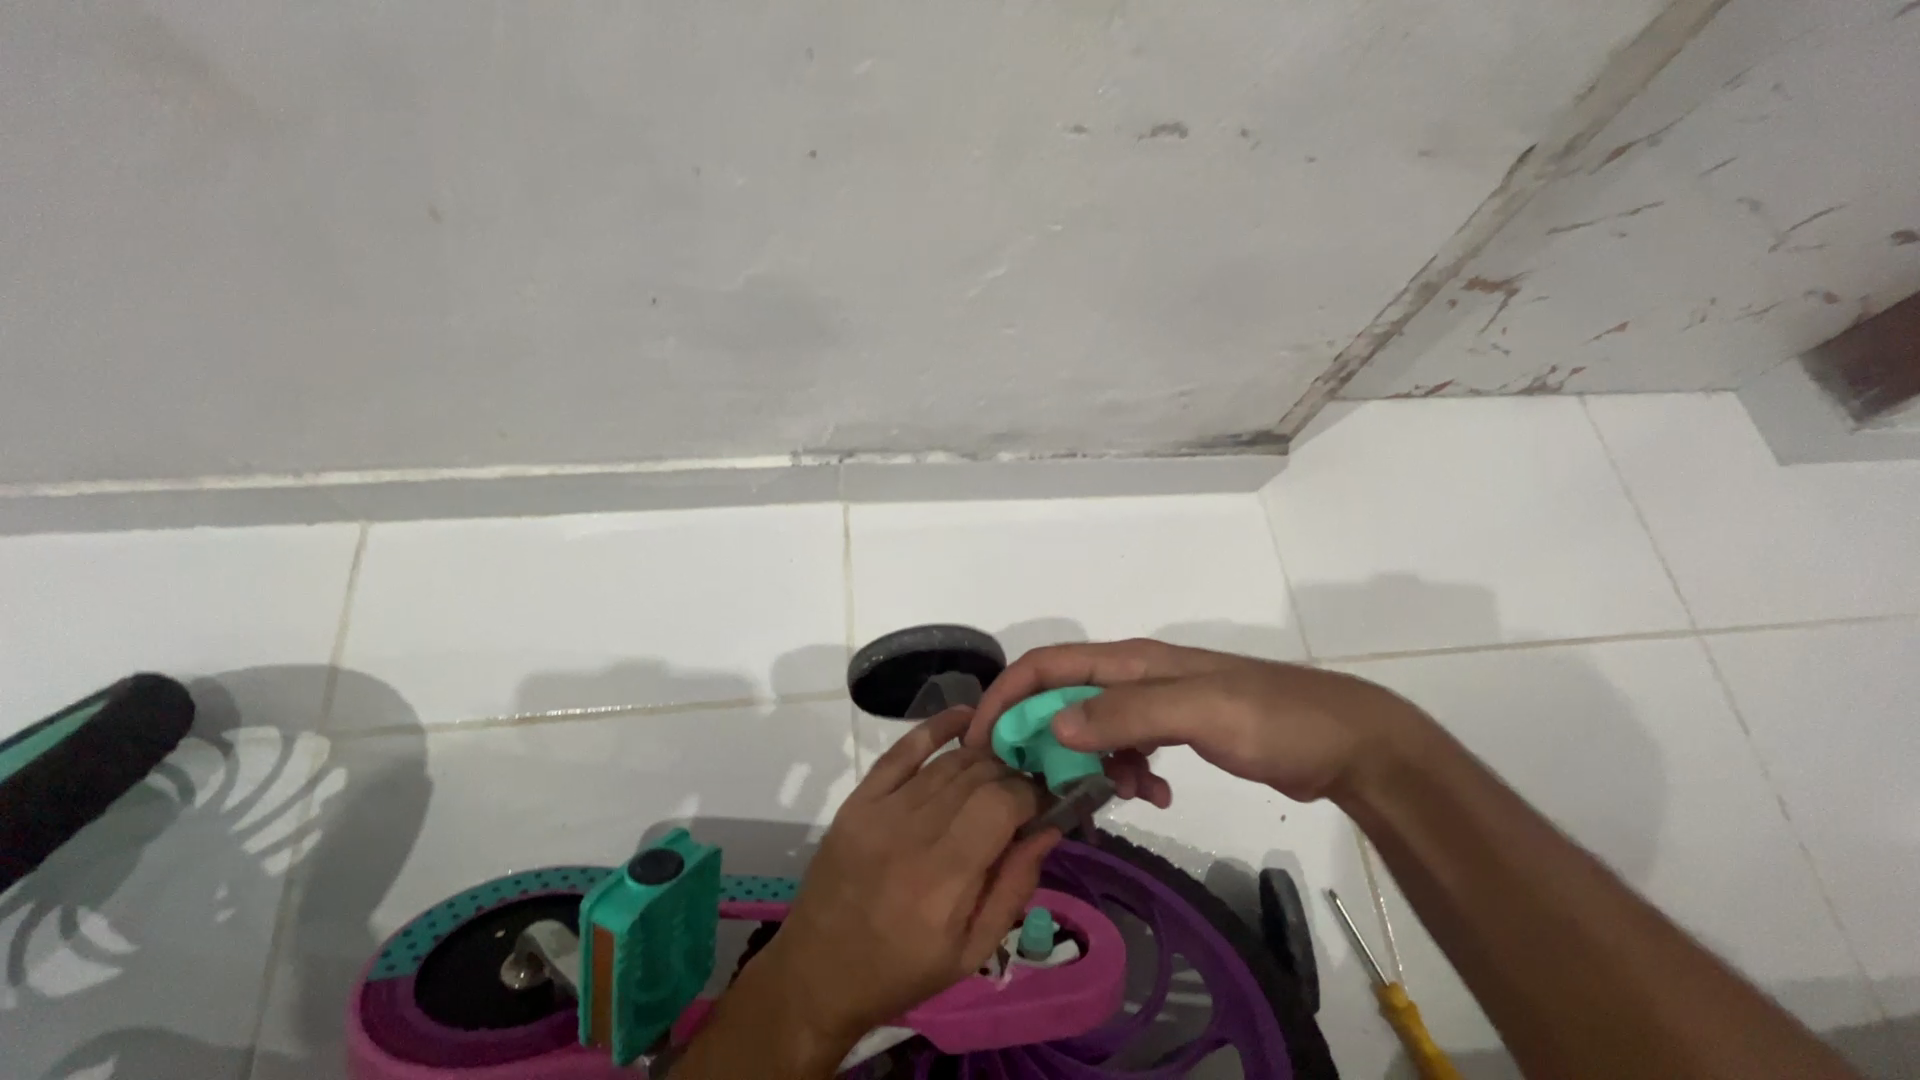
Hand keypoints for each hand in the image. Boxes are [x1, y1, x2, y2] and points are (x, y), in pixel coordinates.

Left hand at [744, 707, 1060, 1043]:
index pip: (1002, 803)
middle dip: (1012, 774)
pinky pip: (902, 750)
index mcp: (945, 879)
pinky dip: (936, 728)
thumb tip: (1048, 827)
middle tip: (1026, 789)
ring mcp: (880, 811)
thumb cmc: (902, 971)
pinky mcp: (858, 801)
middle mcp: (913, 834)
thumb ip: (1015, 887)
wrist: (817, 974)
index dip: (1032, 794)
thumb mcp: (972, 951)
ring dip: (984, 757)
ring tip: (1003, 766)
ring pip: (947, 762)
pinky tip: (966, 719)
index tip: (1045, 803)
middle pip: (977, 775)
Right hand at [963, 639, 1433, 807]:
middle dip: (1041, 738)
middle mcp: (1137, 678)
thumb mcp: (1199, 711)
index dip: (1006, 697)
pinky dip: (1127, 776)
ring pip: (1093, 731)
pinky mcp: (1179, 732)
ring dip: (1087, 765)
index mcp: (1133, 663)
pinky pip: (1129, 753)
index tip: (981, 744)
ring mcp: (1159, 706)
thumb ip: (1127, 714)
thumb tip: (1054, 726)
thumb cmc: (1275, 718)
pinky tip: (1153, 797)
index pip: (1048, 666)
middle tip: (1035, 788)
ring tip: (1108, 799)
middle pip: (1063, 700)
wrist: (1347, 742)